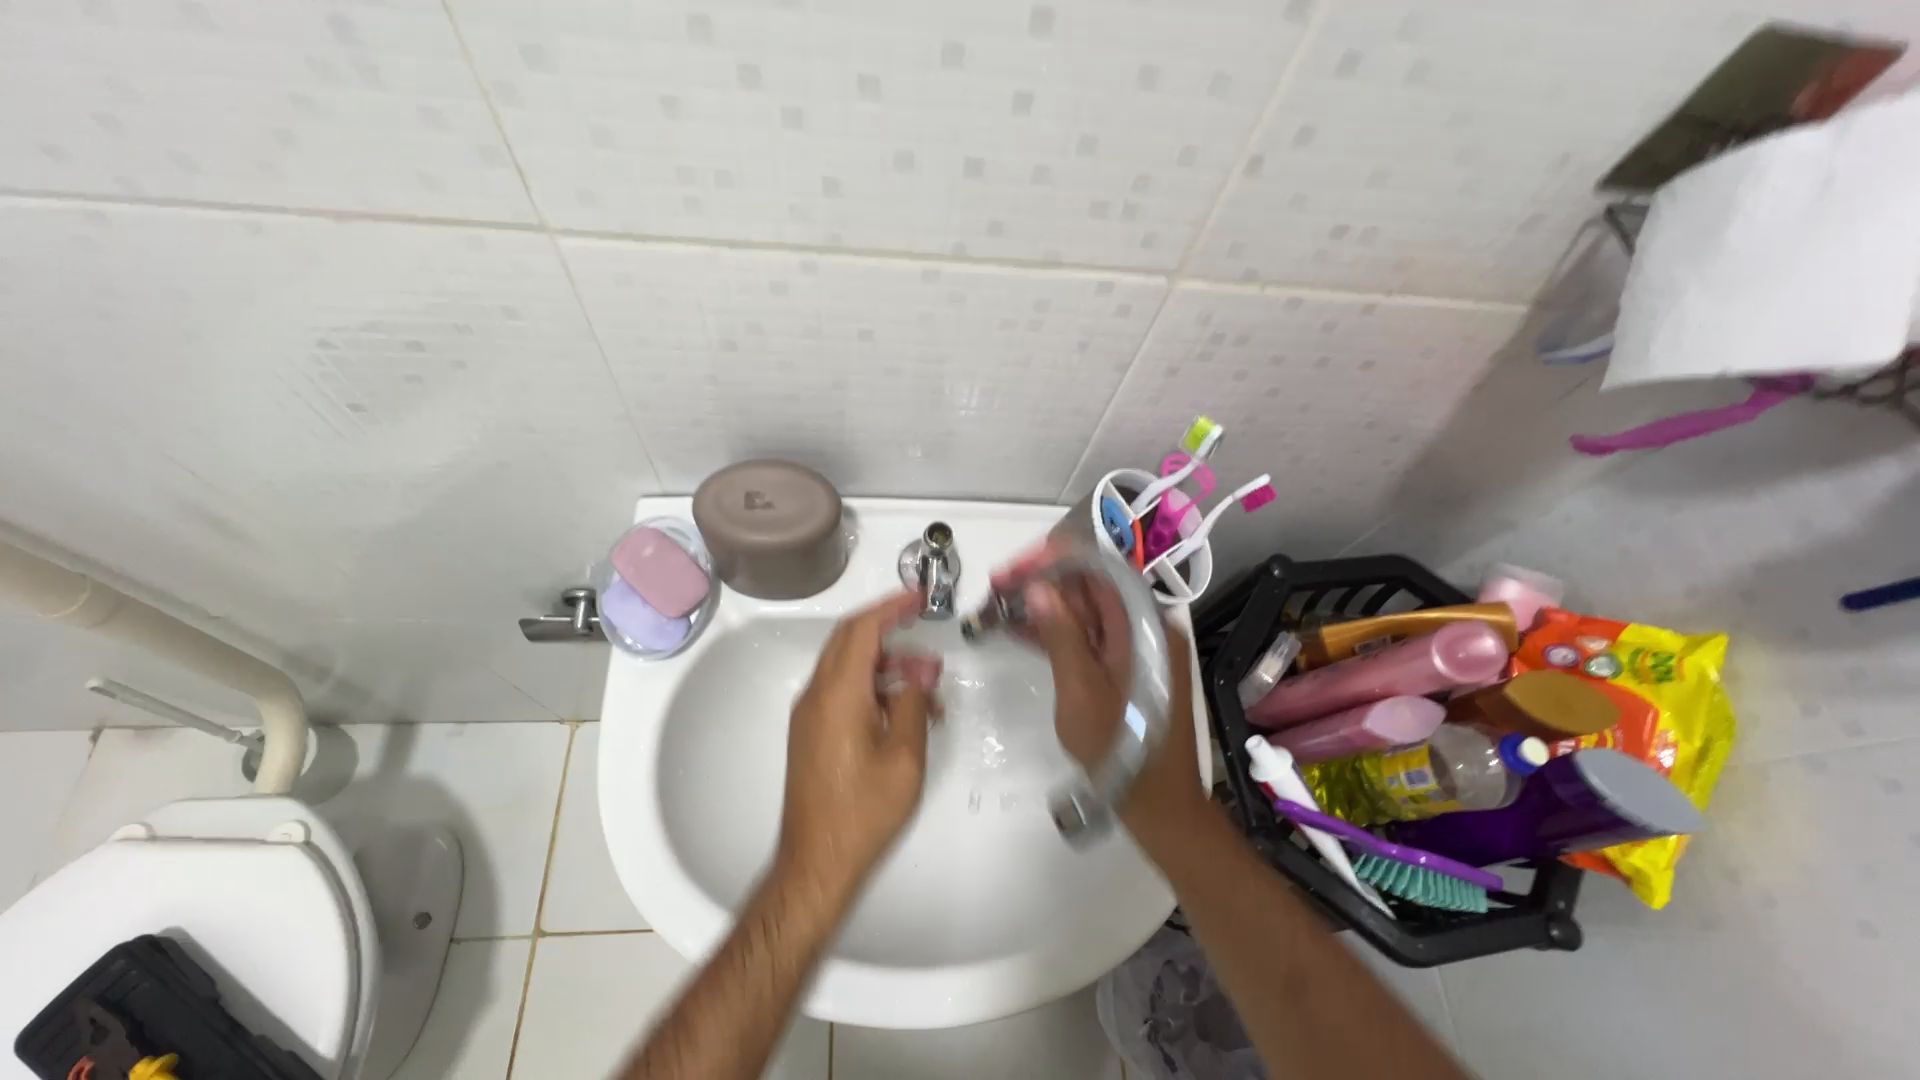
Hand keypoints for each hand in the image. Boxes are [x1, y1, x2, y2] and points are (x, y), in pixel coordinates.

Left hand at [777, 591, 940, 897]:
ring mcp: (808, 715)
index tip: (920, 597)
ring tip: (926, 688)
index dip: (891, 606)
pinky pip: (840, 691)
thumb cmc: (864, 811)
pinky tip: (902, 712)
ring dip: (883, 664)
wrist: (816, 861)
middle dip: (887, 628)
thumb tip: (920, 672)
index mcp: (837, 695)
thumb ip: (913, 704)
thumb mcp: (904, 757)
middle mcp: (815, 696)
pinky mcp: (810, 733)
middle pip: (847, 641)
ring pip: (845, 667)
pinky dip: (870, 687)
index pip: (861, 630)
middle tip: (924, 628)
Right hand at [1023, 581, 1205, 833]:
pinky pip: (1090, 638)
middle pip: (1092, 588)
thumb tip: (1038, 586)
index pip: (1100, 570)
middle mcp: (1146, 628)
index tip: (1015, 566)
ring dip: (1046, 607)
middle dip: (1044, 582)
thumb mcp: (1081, 689)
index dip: (1055, 559)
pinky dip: (1059, 634)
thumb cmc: (1120, 746)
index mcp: (1145, 625)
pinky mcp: (1126, 669)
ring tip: (999, 605)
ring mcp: (1137, 649)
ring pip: (1087, 613)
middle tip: (997, 586)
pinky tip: (1020, 630)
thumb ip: (1061, 634)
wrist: (1158, 803)